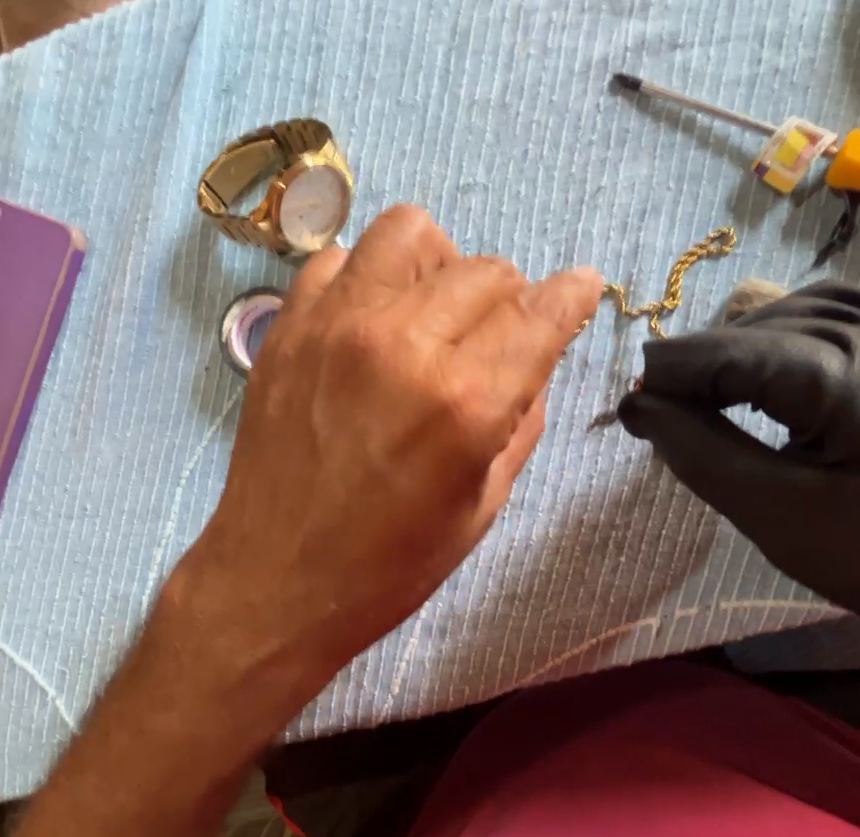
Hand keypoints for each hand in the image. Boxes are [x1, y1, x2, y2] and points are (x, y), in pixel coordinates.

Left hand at [176, 205, 601, 696]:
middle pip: (486, 270)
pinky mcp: (289, 328)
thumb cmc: (390, 566)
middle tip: (495, 340)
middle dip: (510, 299)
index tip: (581, 288)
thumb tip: (534, 359)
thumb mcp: (482, 506)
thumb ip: (520, 420)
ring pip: (410, 232)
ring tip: (432, 312)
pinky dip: (369, 278)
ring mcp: (338, 326)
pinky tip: (370, 322)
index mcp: (466, 403)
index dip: (574, 296)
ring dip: (440, 264)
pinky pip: (339, 259)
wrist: (277, 582)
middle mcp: (405, 343)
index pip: (541, 313)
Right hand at [616, 282, 859, 683]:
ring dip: (742, 340)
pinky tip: (750, 361)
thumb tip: (637, 404)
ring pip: (810, 309)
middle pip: (792, 327)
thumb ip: (699, 452)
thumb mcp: (769, 516)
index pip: (778, 359)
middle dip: (714, 355)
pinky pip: (837, 311)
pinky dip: (779, 331)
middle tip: (659, 393)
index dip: (698, 362)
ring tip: (700, 381)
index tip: (638, 384)